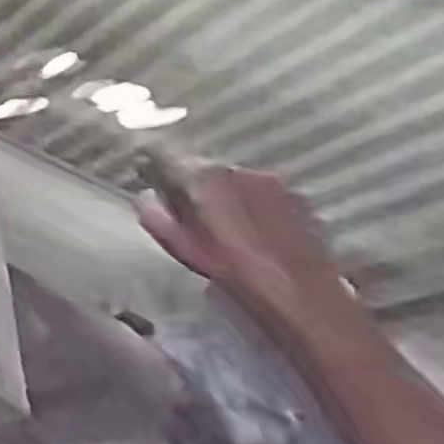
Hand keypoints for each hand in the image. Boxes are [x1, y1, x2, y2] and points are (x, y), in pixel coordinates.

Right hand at [136, 166, 347, 324]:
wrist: (294, 289)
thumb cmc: (223, 263)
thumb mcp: (171, 239)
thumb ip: (151, 210)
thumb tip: (148, 195)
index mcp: (203, 176)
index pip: (165, 155)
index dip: (151, 163)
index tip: (144, 174)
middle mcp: (240, 170)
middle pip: (202, 167)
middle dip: (189, 182)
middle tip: (182, 206)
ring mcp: (275, 183)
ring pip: (233, 180)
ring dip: (222, 193)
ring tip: (220, 221)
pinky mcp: (299, 198)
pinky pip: (261, 192)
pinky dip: (249, 203)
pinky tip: (250, 228)